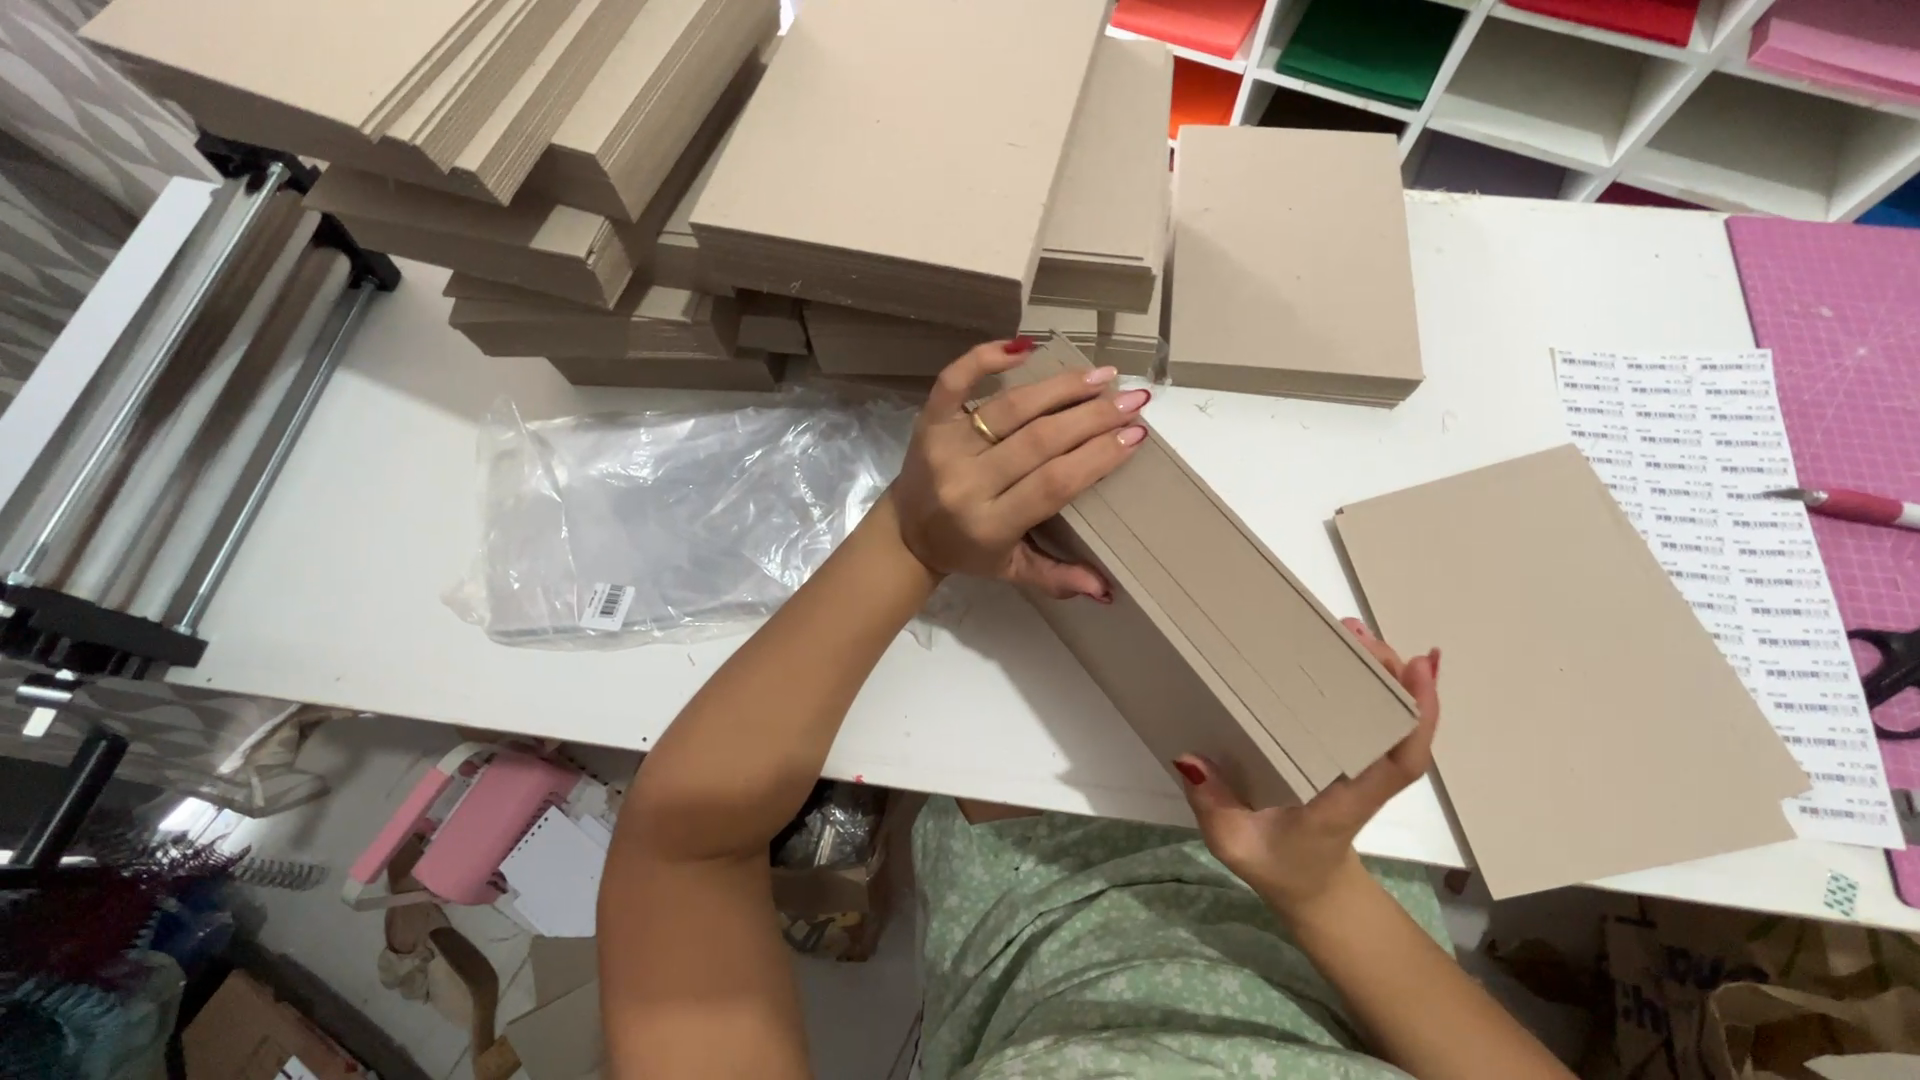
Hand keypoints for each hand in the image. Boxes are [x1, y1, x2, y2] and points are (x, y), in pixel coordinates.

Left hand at [890, 337, 1149, 598]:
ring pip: (1009, 409)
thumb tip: (1106, 591)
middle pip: (1038, 441)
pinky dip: (985, 358)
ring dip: (1060, 387)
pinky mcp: (929, 421)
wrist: (905, 534)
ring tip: (1102, 375)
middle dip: (1091, 417)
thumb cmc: (967, 550)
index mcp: (990, 523)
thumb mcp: (1011, 571)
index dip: (1097, 458)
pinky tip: (1025, 346)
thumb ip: (1056, 578)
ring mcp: (945, 446)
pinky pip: (954, 381)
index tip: (1135, 436)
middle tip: (1132, 401)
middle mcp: (967, 482)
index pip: (1053, 484)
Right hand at [1175, 619, 1438, 919]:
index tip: (1416, 668)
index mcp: (1346, 800)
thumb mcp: (1234, 844)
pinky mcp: (1347, 754)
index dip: (1416, 716)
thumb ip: (1214, 807)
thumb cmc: (1277, 865)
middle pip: (1397, 723)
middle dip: (1388, 673)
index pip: (1398, 761)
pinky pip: (1369, 717)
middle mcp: (1363, 776)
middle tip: (1353, 631)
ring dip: (1377, 670)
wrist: (1310, 887)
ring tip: (1348, 628)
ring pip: (1387, 715)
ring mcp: (1360, 763)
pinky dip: (1368, 681)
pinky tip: (1350, 650)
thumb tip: (1191, 758)